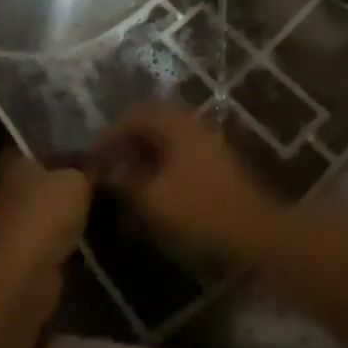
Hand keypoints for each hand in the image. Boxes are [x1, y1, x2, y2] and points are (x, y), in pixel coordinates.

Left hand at [0, 148, 91, 279]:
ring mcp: (14, 223)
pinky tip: (92, 230)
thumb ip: (87, 168)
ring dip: (67, 207)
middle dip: (66, 173)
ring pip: (47, 207)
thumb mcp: (76, 181)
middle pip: (42, 174)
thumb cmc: (45, 215)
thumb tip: (100, 160)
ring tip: (102, 197)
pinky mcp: (24, 254)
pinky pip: (51, 235)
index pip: (34, 141)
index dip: (58, 138)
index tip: (86, 137)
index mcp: (15, 162)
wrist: (23, 278)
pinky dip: (67, 235)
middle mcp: (10, 189)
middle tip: (101, 167)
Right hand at [92, 103, 280, 252]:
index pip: (135, 115)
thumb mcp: (152, 198)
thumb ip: (124, 180)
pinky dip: (160, 167)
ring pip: (166, 141)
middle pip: (151, 124)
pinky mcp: (215, 164)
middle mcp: (192, 124)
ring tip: (125, 183)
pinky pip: (179, 155)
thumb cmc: (199, 209)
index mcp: (176, 123)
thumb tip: (102, 170)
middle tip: (108, 169)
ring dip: (143, 157)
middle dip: (126, 144)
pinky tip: (151, 192)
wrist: (254, 231)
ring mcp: (207, 143)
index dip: (110, 135)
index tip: (93, 158)